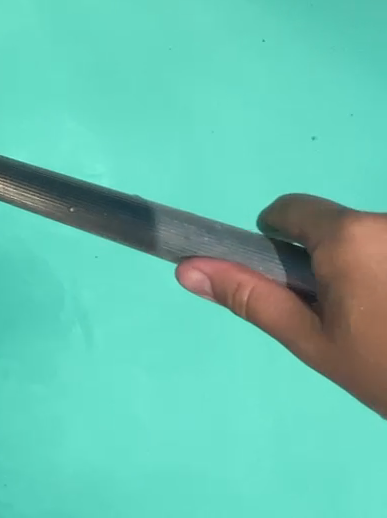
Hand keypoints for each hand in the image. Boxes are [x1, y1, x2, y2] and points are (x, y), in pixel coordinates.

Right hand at [176, 195, 386, 416]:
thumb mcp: (318, 343)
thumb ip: (252, 297)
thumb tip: (185, 268)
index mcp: (350, 235)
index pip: (292, 209)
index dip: (281, 239)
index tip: (298, 280)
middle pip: (348, 229)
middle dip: (344, 262)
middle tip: (359, 315)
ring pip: (384, 246)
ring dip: (382, 273)